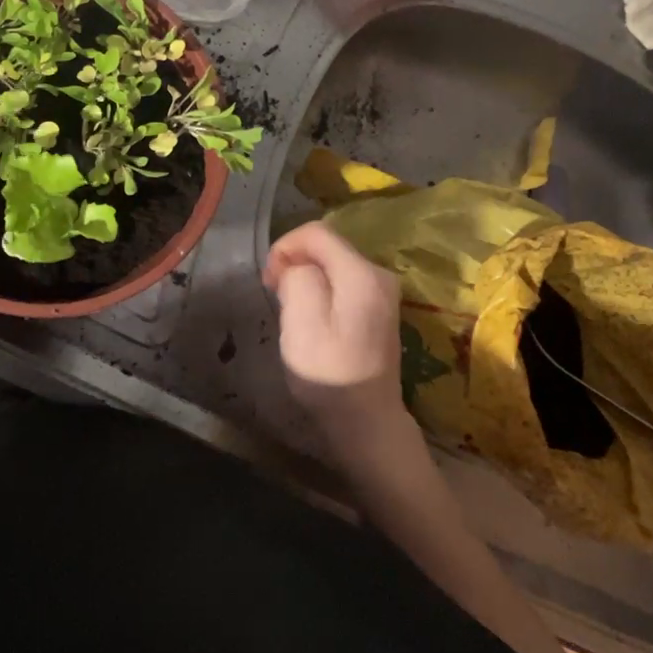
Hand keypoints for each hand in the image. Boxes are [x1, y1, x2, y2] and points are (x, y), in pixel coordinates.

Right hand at [264, 221, 407, 436]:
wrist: (365, 420)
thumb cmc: (328, 372)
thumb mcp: (301, 321)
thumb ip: (298, 279)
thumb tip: (297, 266)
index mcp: (361, 273)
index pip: (317, 232)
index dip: (285, 247)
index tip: (269, 280)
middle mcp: (379, 275)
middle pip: (327, 246)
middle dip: (295, 262)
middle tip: (275, 295)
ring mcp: (383, 294)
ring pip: (333, 265)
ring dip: (306, 278)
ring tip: (289, 309)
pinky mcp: (378, 311)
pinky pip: (342, 284)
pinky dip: (321, 292)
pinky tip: (311, 319)